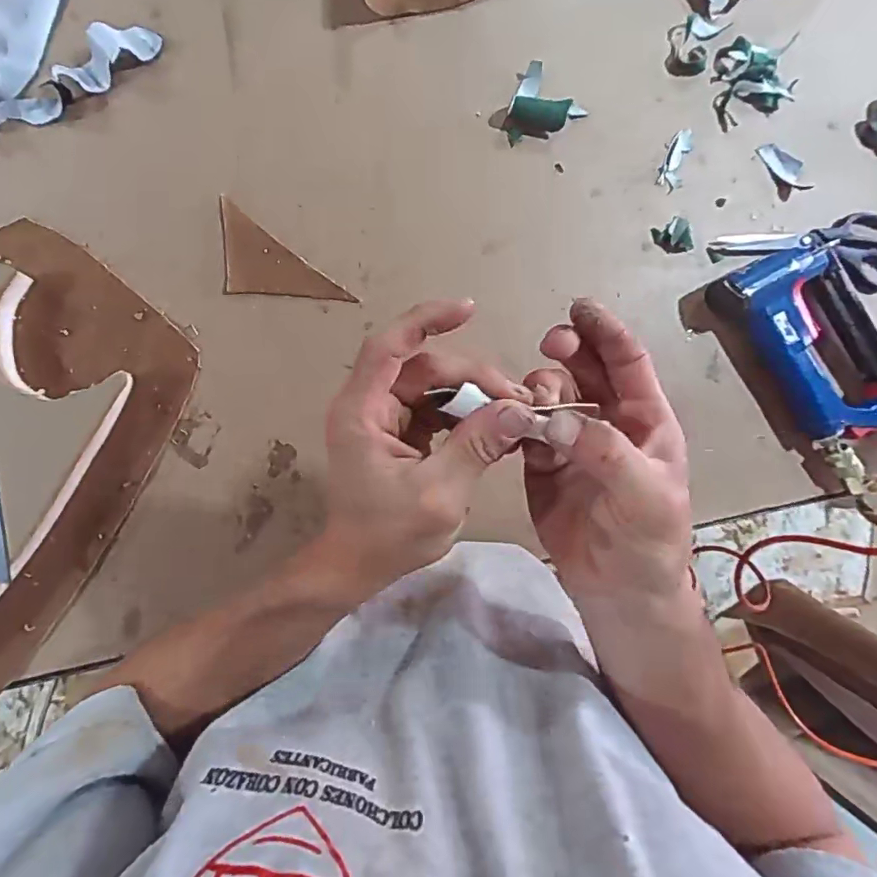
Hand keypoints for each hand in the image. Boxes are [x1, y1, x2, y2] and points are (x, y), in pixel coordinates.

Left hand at [318, 299, 537, 598]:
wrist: (357, 567)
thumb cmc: (387, 536)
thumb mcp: (439, 495)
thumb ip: (477, 446)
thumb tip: (519, 410)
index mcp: (361, 412)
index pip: (389, 347)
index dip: (426, 319)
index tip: (467, 309)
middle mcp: (367, 405)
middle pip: (423, 369)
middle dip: (471, 378)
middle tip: (516, 402)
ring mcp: (382, 418)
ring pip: (432, 387)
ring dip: (472, 396)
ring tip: (511, 415)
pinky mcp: (397, 432)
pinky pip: (434, 408)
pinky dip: (463, 414)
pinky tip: (492, 427)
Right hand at [522, 299, 694, 604]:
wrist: (619, 592)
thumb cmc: (648, 539)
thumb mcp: (644, 492)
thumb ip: (604, 450)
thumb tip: (555, 418)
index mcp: (644, 421)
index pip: (627, 363)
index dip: (606, 332)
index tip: (579, 307)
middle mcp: (607, 423)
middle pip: (585, 371)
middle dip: (568, 351)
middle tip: (551, 346)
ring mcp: (572, 442)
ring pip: (551, 396)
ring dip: (541, 388)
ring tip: (534, 402)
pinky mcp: (542, 465)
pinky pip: (526, 429)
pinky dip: (517, 419)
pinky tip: (513, 422)